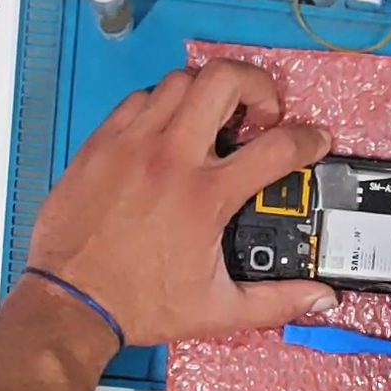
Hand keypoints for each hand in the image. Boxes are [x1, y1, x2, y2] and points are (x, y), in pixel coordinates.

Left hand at [27, 60, 337, 345]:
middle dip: (257, 85)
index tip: (314, 141)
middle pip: (224, 80)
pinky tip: (166, 132)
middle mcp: (170, 159)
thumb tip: (319, 299)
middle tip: (260, 114)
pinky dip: (161, 105)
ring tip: (214, 121)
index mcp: (205, 197)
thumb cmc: (139, 304)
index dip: (308, 138)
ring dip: (207, 93)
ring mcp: (131, 145)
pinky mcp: (101, 145)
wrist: (71, 302)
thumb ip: (276, 301)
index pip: (276, 147)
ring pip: (180, 81)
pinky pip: (138, 100)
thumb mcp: (218, 310)